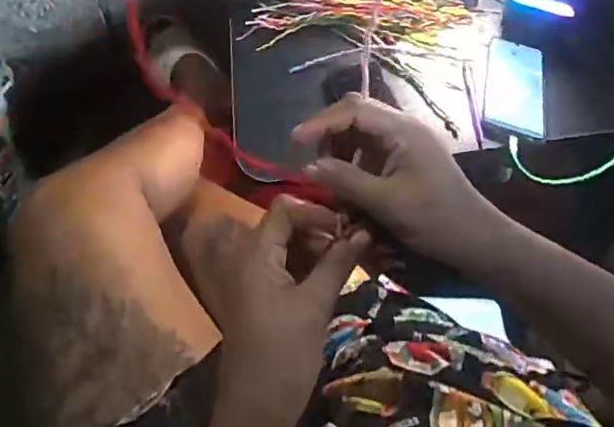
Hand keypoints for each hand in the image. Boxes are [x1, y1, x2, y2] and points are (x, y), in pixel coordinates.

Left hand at [197, 195, 368, 426]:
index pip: (285, 208)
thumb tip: (364, 231)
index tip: (346, 225)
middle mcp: (249, 257)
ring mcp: (252, 277)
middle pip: (285, 224)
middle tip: (350, 244)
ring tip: (345, 260)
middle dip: (318, 229)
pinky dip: (306, 265)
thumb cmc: (283, 355)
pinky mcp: (259, 296)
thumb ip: (338, 263)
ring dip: (314, 248)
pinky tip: (330, 276)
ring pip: (286, 245)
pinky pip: (283, 265)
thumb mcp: (316, 306)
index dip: (317, 210)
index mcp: (257, 253)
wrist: (254, 413)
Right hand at [292, 93, 503, 268]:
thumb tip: (307, 167)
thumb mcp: (387, 204)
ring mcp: (405, 139)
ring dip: (339, 146)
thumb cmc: (435, 220)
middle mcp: (402, 126)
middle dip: (329, 131)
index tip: (295, 141)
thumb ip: (345, 182)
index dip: (321, 122)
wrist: (478, 240)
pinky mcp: (405, 155)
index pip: (353, 109)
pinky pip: (370, 146)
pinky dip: (353, 159)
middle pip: (356, 112)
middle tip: (308, 155)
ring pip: (361, 129)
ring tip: (325, 172)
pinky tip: (346, 181)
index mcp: (401, 129)